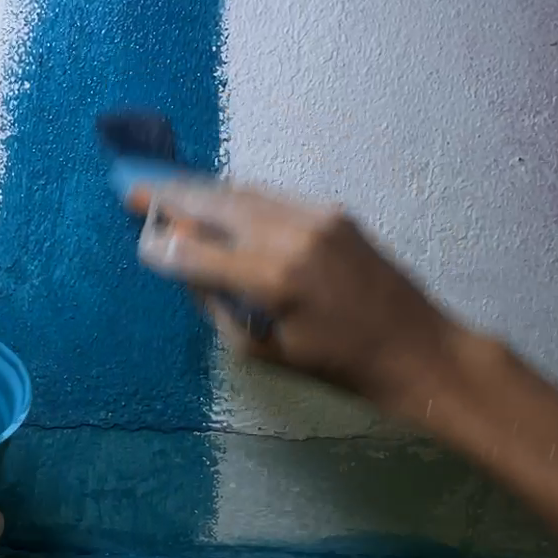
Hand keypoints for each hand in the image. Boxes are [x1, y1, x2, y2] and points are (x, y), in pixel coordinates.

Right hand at [130, 179, 462, 413]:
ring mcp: (314, 216)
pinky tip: (221, 202)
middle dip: (171, 198)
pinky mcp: (332, 209)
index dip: (162, 247)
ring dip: (202, 192)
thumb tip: (184, 265)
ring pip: (240, 192)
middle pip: (213, 204)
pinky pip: (270, 196)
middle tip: (135, 192)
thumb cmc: (340, 366)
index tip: (141, 243)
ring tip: (171, 190)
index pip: (196, 254)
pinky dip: (238, 198)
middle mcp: (290, 236)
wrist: (422, 350)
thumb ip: (217, 303)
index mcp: (273, 280)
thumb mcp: (264, 351)